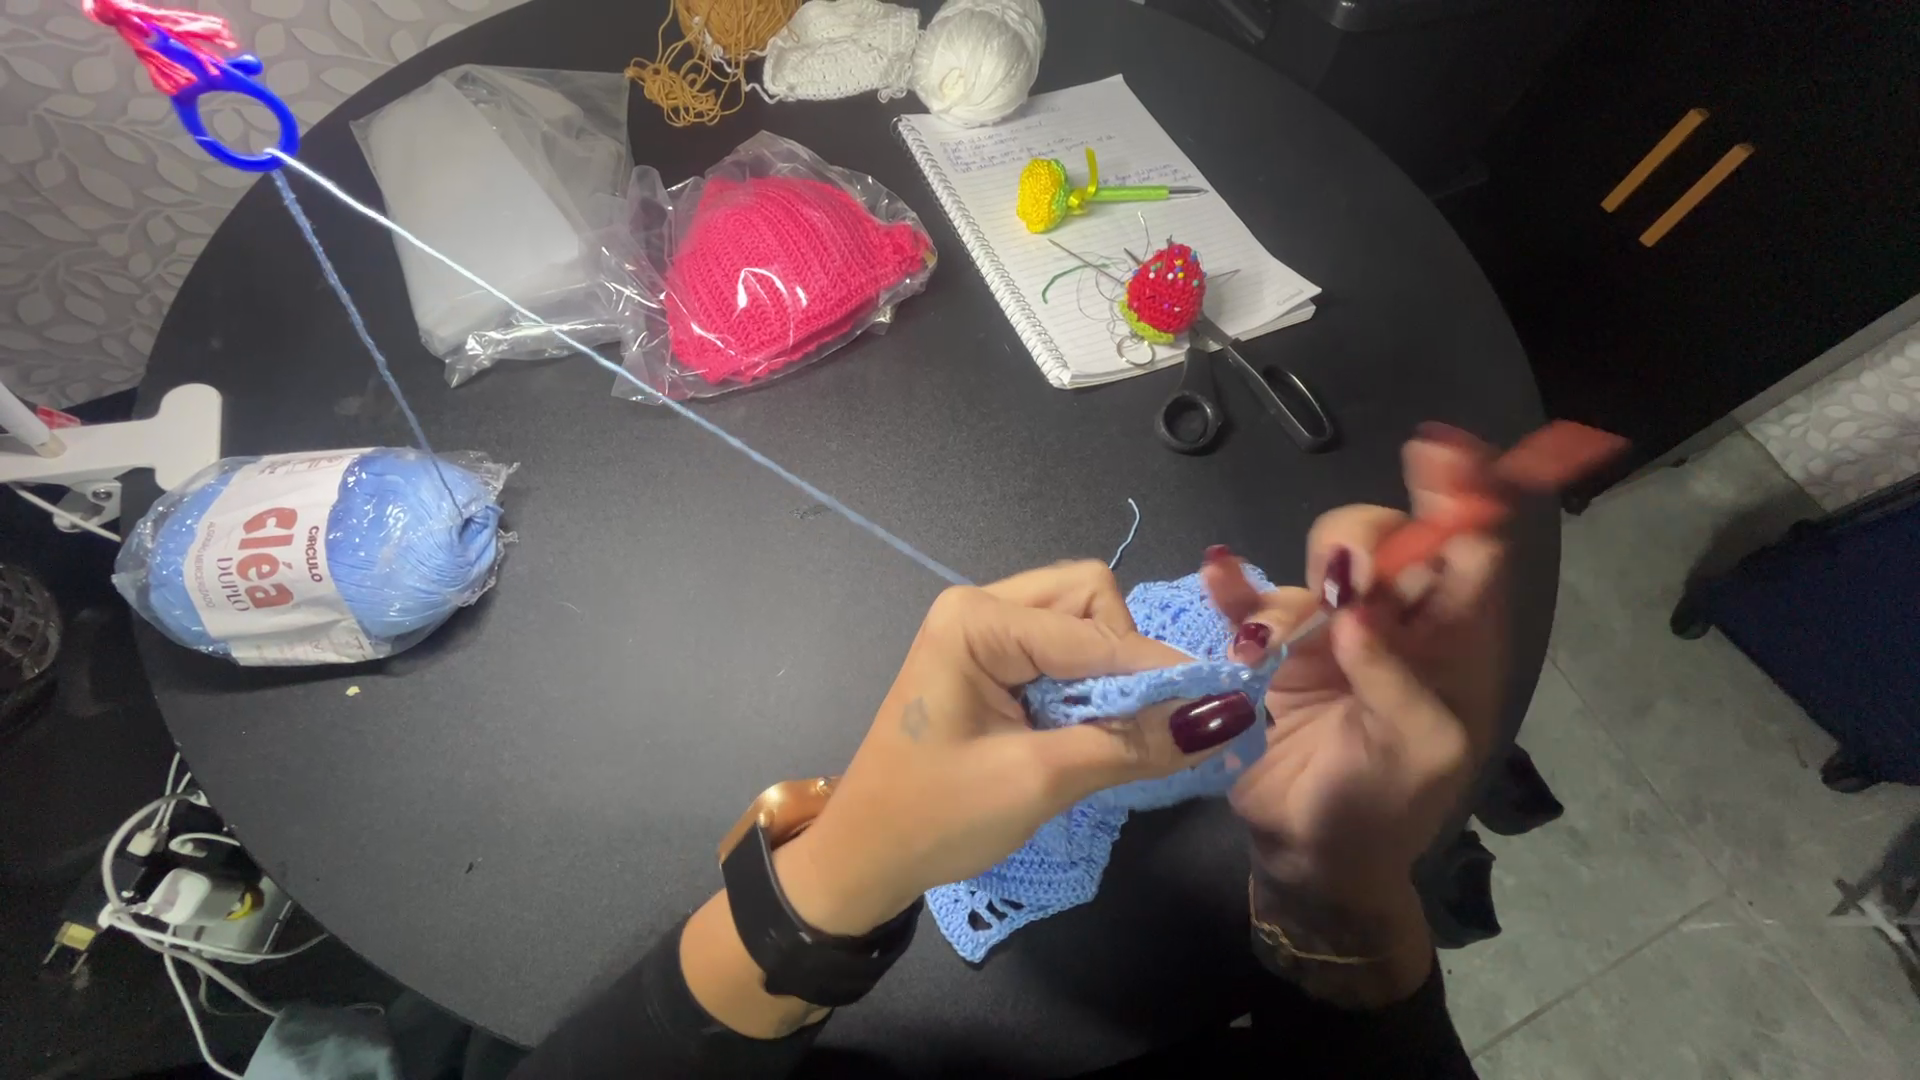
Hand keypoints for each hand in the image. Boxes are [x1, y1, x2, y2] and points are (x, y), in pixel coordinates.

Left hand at [776, 561, 1259, 936]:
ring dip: (1108, 671)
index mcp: (976, 619)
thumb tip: (1222, 716)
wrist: (866, 853)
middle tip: (1133, 724)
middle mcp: (980, 605)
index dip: (1155, 669)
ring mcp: (982, 627)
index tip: (1216, 709)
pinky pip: (1060, 647)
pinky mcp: (990, 655)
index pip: (1093, 627)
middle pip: (1089, 599)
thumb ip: (1130, 744)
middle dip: (1124, 656)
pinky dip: (1088, 681)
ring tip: (1106, 731)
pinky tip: (1085, 724)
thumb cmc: (936, 818)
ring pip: (1080, 620)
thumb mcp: (1039, 781)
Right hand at [1209, 425, 1508, 905]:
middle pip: (1387, 542)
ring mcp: (1328, 633)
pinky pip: (1250, 601)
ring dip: (1291, 587)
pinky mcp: (1273, 650)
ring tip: (1264, 642)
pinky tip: (1217, 572)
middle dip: (1363, 543)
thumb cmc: (1381, 807)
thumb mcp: (1417, 755)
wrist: (1307, 846)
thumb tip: (1353, 617)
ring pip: (1317, 565)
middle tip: (1338, 579)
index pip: (1469, 552)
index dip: (1461, 497)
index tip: (1438, 451)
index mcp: (1453, 646)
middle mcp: (1394, 625)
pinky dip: (1233, 585)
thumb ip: (1398, 683)